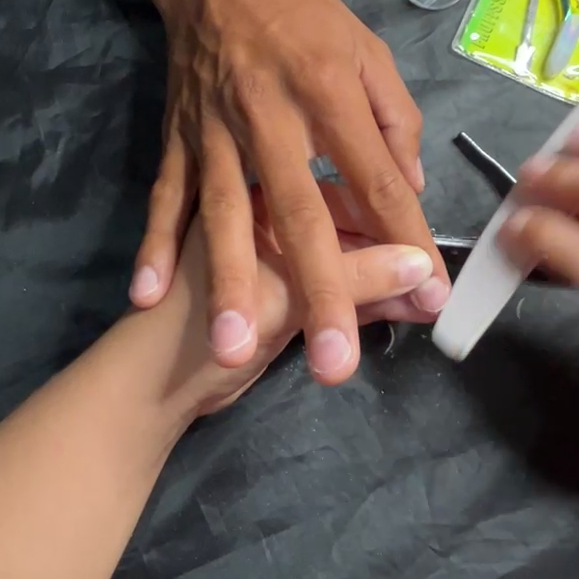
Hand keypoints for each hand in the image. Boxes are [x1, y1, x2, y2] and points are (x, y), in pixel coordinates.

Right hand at [130, 0, 448, 385]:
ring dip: (229, 283)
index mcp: (331, 91)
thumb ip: (394, 118)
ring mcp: (217, 132)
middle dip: (321, 290)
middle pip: (301, 214)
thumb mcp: (367, 48)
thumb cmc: (303, 11)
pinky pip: (168, 197)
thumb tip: (407, 187)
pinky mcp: (178, 137)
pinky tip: (147, 294)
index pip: (375, 178)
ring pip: (227, 217)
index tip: (430, 297)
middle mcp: (273, 118)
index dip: (406, 238)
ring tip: (232, 348)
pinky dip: (156, 245)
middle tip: (336, 363)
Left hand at [144, 204, 434, 420]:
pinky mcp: (275, 294)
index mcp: (261, 194)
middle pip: (351, 232)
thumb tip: (422, 267)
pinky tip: (398, 310)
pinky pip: (331, 289)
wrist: (143, 383)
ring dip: (383, 283)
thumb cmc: (195, 326)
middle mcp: (269, 214)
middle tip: (435, 289)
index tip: (435, 262)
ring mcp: (272, 254)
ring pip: (344, 262)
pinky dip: (362, 302)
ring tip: (426, 306)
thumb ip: (354, 277)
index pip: (345, 201)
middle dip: (394, 261)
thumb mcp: (282, 297)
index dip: (395, 231)